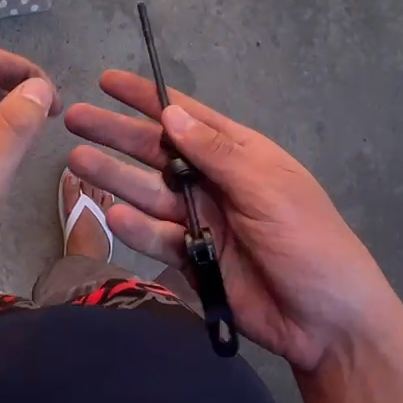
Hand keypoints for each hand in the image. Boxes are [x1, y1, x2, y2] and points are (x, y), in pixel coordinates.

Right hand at [65, 71, 402, 373]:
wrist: (328, 323)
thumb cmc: (308, 241)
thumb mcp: (267, 188)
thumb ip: (216, 153)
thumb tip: (171, 114)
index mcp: (238, 154)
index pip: (185, 116)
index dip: (145, 97)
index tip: (107, 80)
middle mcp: (213, 180)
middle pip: (156, 151)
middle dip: (116, 133)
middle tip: (74, 118)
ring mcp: (200, 219)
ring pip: (148, 192)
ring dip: (113, 176)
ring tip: (76, 161)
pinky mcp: (191, 258)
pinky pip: (156, 237)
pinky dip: (134, 228)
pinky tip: (112, 215)